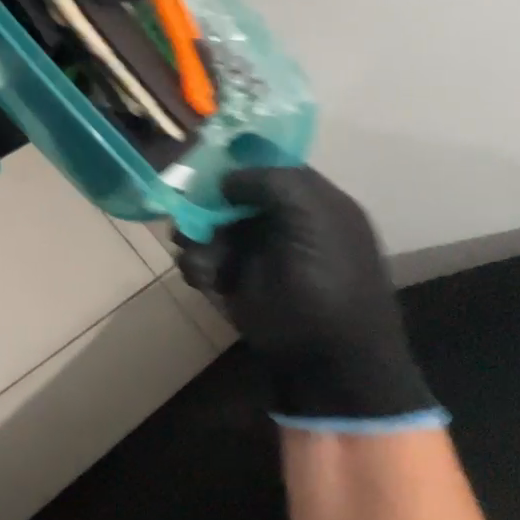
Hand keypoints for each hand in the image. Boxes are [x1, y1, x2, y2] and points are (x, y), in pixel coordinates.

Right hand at [176, 167, 444, 429]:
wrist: (326, 357)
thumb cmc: (328, 286)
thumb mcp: (316, 222)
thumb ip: (276, 185)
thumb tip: (227, 179)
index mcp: (313, 202)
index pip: (265, 164)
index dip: (232, 162)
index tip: (197, 165)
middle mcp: (280, 220)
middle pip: (225, 195)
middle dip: (203, 208)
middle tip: (191, 223)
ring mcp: (254, 250)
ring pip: (204, 227)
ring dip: (196, 242)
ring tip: (204, 264)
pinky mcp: (231, 277)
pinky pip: (199, 258)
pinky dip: (196, 267)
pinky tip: (207, 282)